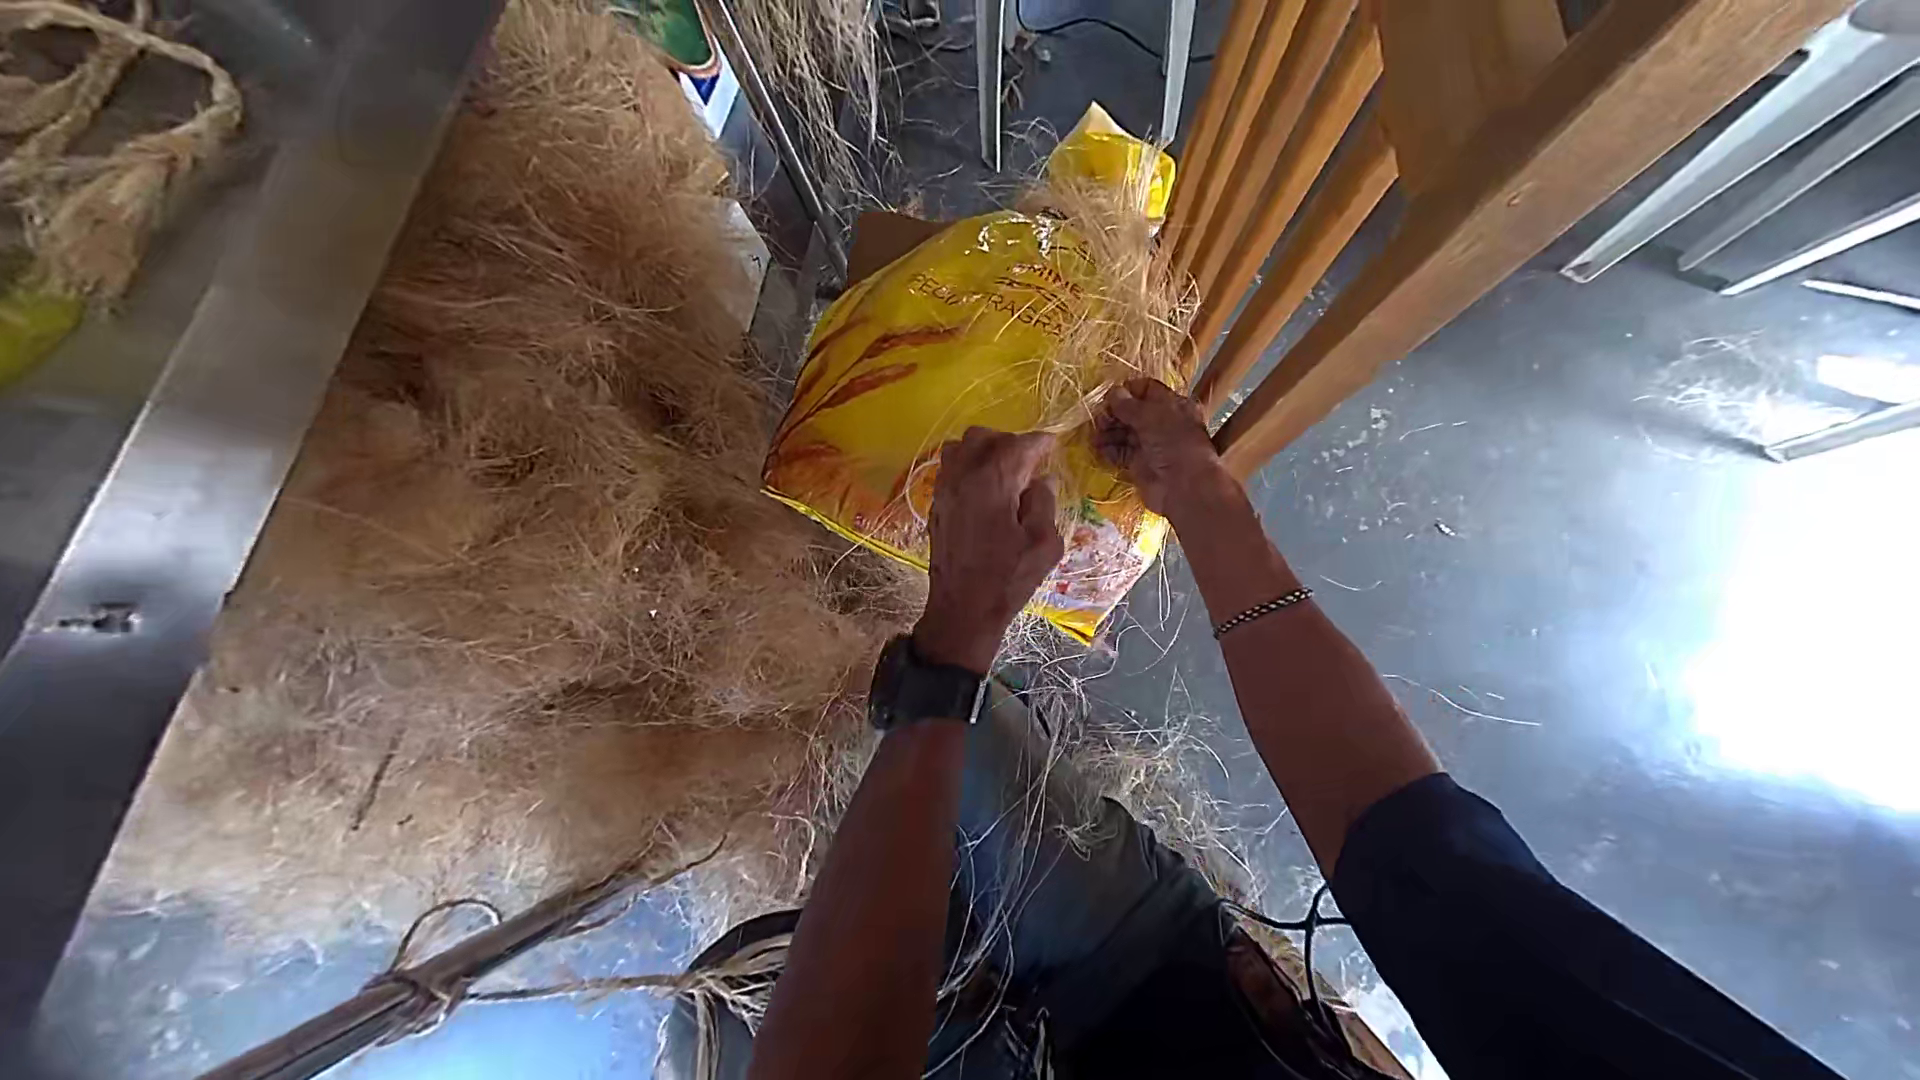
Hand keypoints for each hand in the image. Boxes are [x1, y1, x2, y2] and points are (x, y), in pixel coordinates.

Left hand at [914, 427, 1065, 673]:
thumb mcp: (1043, 543)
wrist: (962, 609)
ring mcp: (945, 490)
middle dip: (1011, 443)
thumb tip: (1041, 480)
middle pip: (985, 437)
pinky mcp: (937, 505)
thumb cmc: (1007, 579)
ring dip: (985, 451)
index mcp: (992, 481)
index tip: (1053, 445)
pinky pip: (950, 469)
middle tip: (1030, 464)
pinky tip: (985, 490)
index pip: (1019, 444)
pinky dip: (968, 467)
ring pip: (961, 447)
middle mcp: (963, 476)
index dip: (1040, 442)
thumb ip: (1044, 503)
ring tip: (1005, 473)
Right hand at [1094, 378, 1229, 518]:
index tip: (1109, 396)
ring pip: (1124, 433)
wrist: (1183, 486)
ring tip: (1096, 437)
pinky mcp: (1140, 464)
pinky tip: (1100, 450)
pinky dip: (1110, 450)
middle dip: (1114, 414)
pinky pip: (1121, 453)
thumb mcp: (1151, 416)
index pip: (1147, 390)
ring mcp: (1150, 445)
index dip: (1128, 391)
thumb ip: (1129, 405)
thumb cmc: (1173, 443)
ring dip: (1108, 432)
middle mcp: (1161, 423)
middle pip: (1132, 412)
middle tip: (1099, 419)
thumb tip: (1113, 392)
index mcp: (1172, 405)